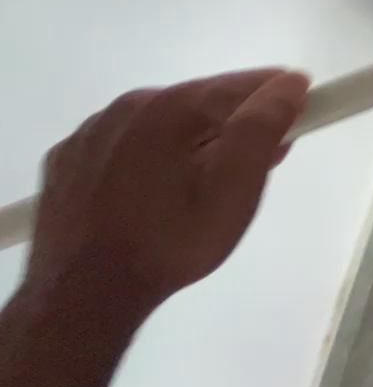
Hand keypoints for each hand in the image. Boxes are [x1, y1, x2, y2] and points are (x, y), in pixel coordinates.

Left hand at [25, 70, 310, 313]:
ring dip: (201, 141)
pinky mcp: (67, 160)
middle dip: (240, 127)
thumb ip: (265, 125)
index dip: (282, 107)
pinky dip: (158, 154)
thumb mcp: (238, 186)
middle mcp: (127, 107)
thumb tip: (291, 82)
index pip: (252, 84)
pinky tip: (160, 192)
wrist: (81, 304)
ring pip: (174, 119)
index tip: (289, 140)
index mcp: (171, 107)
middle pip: (211, 100)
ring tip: (207, 188)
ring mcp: (90, 133)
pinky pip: (135, 139)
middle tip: (252, 172)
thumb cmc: (173, 242)